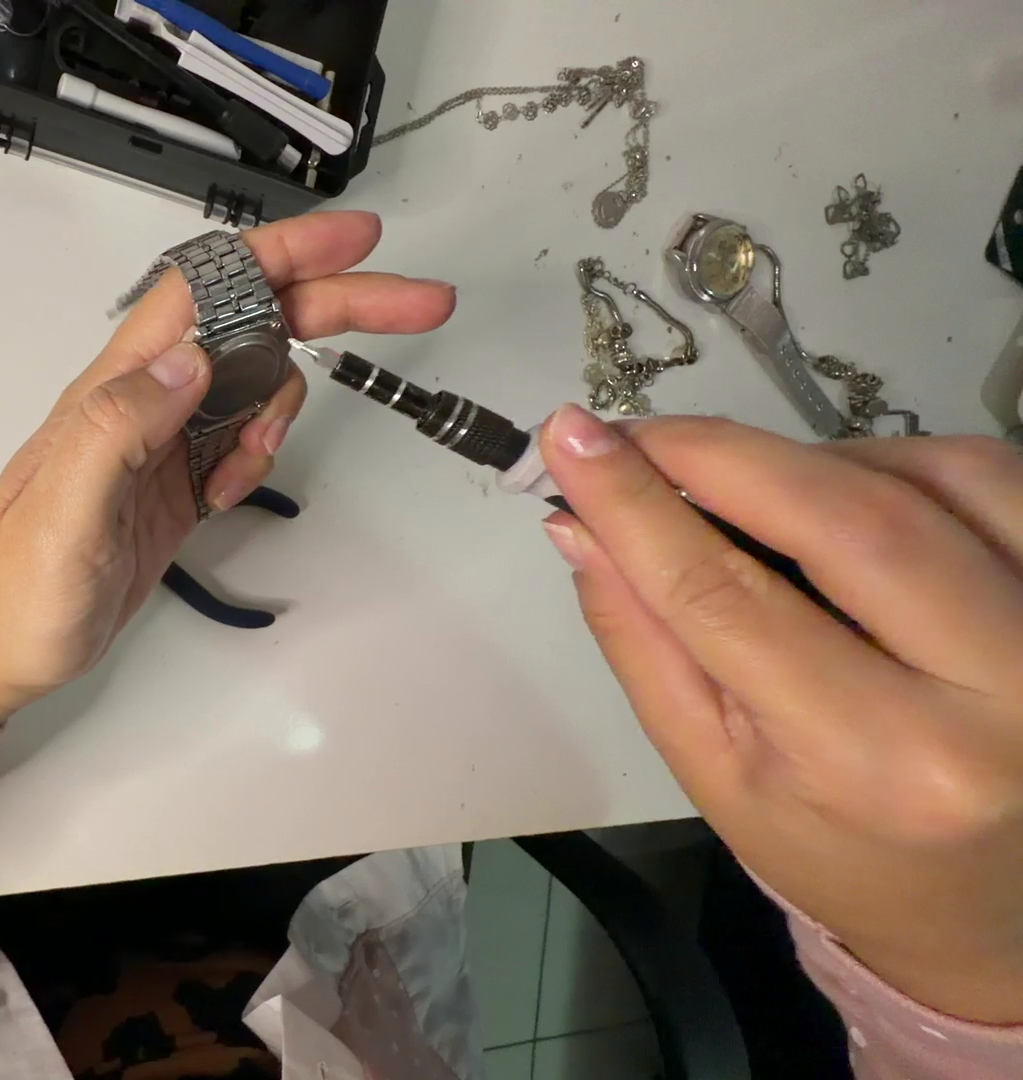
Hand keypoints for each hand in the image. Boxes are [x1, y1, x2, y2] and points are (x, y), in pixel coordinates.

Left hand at [0, 212, 455, 723]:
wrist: (19, 646)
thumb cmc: (27, 588)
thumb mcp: (63, 513)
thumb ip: (117, 430)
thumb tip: (190, 359)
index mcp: (112, 392)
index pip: (202, 294)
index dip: (278, 256)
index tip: (356, 242)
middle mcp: (143, 404)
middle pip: (249, 325)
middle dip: (332, 305)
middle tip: (416, 305)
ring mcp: (165, 444)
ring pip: (253, 386)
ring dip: (281, 410)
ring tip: (250, 463)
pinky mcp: (178, 484)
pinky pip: (240, 444)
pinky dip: (257, 459)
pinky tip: (228, 493)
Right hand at [539, 405, 1022, 1023]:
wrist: (992, 897)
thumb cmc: (820, 838)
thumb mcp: (700, 758)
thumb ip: (636, 637)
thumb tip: (577, 526)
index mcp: (873, 759)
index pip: (720, 596)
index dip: (632, 503)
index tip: (566, 437)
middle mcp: (1009, 694)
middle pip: (845, 520)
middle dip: (711, 454)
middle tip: (625, 433)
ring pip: (930, 478)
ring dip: (796, 458)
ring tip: (726, 486)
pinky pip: (993, 476)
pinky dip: (884, 458)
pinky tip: (827, 493)